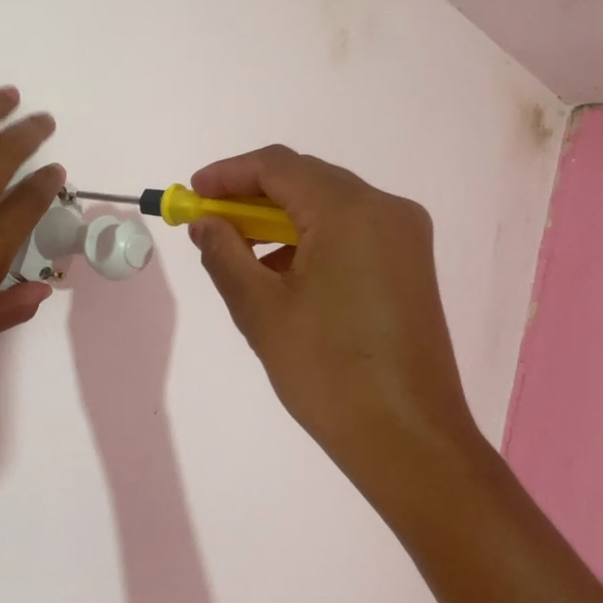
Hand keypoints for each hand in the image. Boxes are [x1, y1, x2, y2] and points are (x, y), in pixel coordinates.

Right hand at [187, 145, 484, 493]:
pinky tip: (282, 275)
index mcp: (350, 211)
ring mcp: (405, 238)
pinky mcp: (410, 267)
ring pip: (330, 206)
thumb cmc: (326, 371)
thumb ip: (225, 254)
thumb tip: (206, 223)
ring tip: (238, 253)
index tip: (193, 193)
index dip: (229, 173)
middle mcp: (386, 210)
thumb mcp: (260, 310)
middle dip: (253, 195)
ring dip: (281, 220)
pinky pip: (352, 233)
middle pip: (308, 180)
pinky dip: (311, 241)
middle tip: (209, 223)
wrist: (406, 436)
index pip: (279, 166)